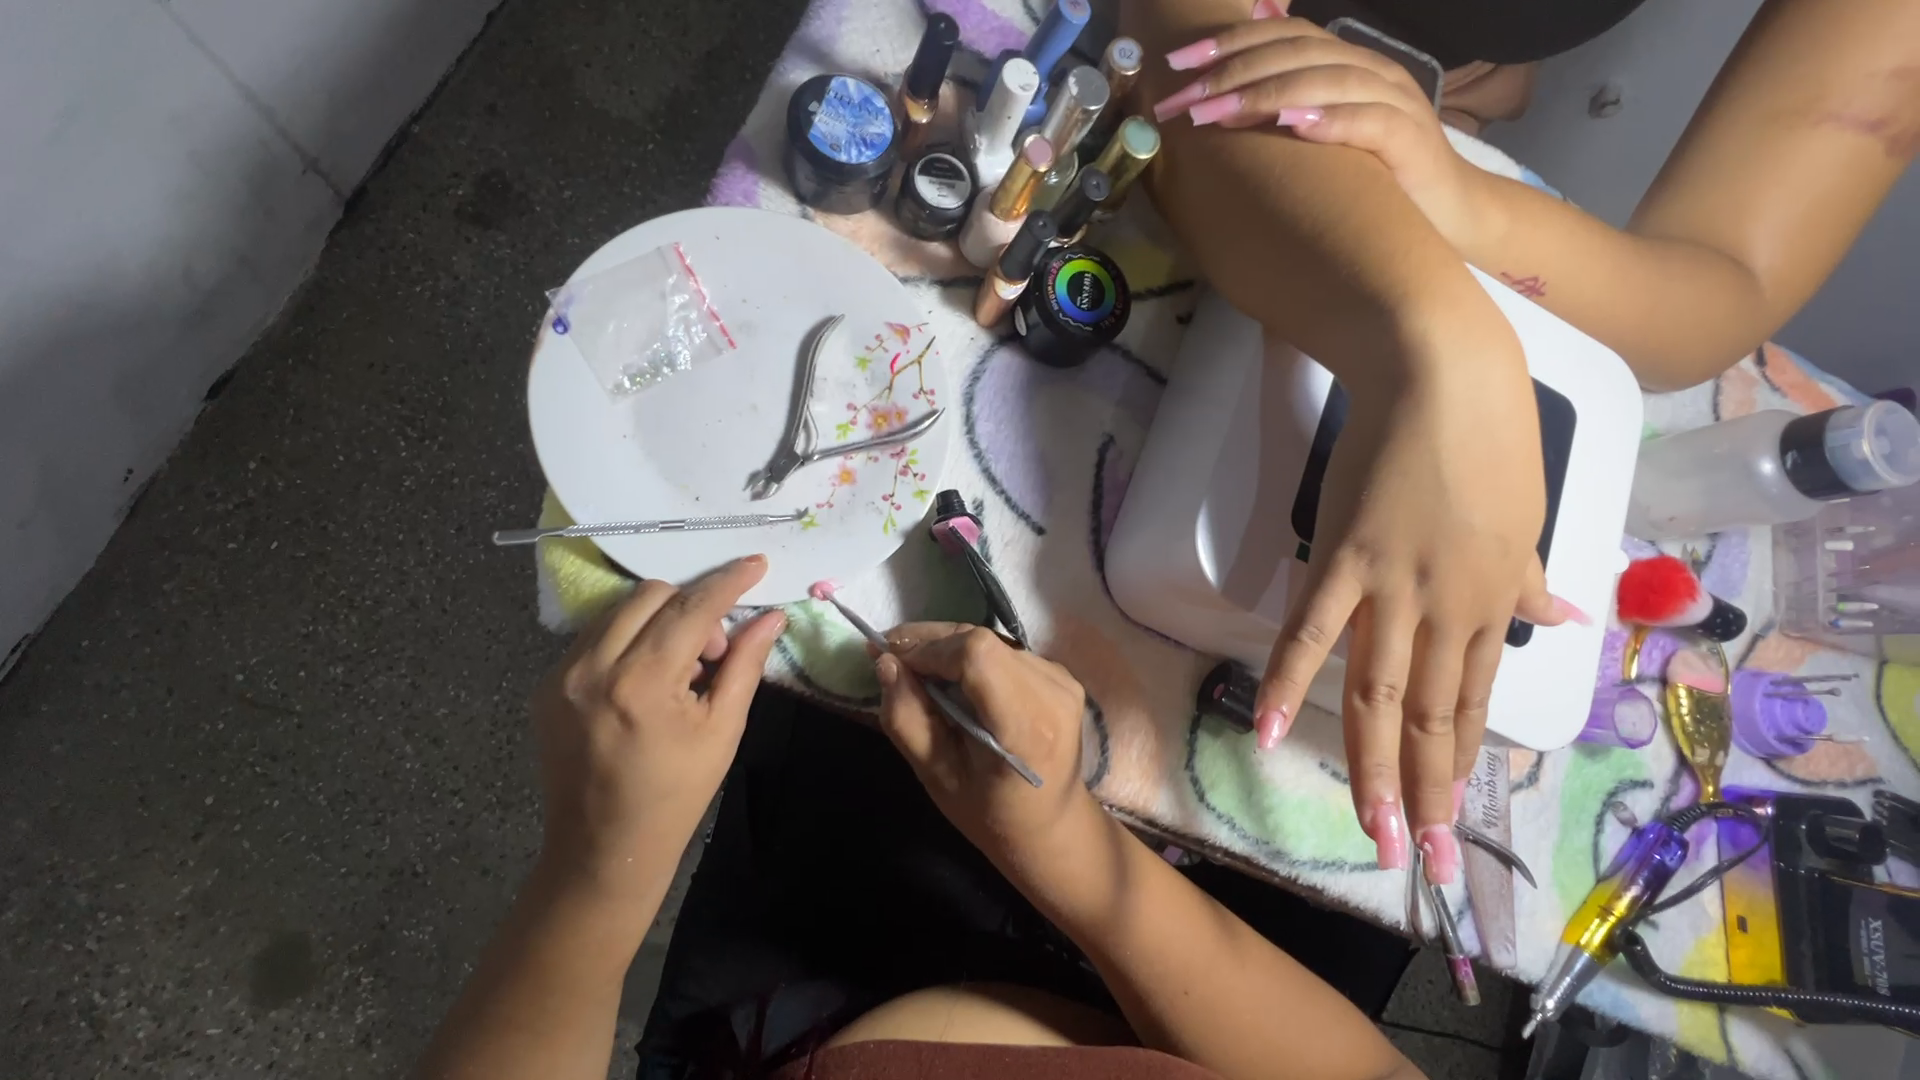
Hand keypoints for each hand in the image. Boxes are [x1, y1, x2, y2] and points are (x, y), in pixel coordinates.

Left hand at [529, 556, 785, 899]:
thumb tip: (772, 616)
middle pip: (652, 594)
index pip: (692, 608)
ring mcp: (561, 675)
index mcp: (642, 683)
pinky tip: (646, 677)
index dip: (728, 582)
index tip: (756, 564)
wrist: (602, 847)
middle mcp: (593, 667)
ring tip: (680, 667)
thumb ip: (745, 663)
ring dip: (660, 619)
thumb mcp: (723, 729)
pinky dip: (630, 638)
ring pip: (621, 609)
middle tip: (713, 651)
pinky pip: (596, 634)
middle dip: (693, 607)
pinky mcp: (546, 685)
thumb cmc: (676, 793)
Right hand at [875, 623, 1100, 872]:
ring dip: (948, 648)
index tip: (889, 659)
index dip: (928, 648)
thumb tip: (886, 663)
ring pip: (990, 641)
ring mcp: (1061, 680)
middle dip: (930, 642)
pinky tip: (950, 678)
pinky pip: (1003, 651)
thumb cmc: (989, 813)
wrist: (1049, 825)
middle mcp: (1052, 692)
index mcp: (1026, 726)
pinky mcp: (1060, 675)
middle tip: (891, 657)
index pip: (977, 655)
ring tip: (916, 668)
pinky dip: (970, 657)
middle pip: (981, 640)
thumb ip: (906, 719)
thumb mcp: (936, 777)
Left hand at [1152, 9, 1482, 248]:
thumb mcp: (1320, 136)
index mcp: (1343, 65)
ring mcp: (1391, 102)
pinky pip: (1369, 122)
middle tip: (1181, 96)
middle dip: (1230, 72)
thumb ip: (1283, 108)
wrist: (1446, 212)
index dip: (1228, 43)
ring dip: (1266, 95)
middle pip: (1294, 55)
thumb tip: (1229, 90)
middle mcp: (1367, 72)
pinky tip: (1295, 126)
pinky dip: (1331, 120)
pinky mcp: (1408, 141)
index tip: (1175, 65)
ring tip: (1217, 112)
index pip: (1282, 36)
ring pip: (1325, 82)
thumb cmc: (1372, 177)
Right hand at [1255, 330, 1582, 883]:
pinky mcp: (1344, 557)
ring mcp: (1397, 586)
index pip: (1472, 702)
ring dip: (1374, 763)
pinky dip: (1289, 679)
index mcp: (1496, 596)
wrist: (1442, 372)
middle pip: (1432, 714)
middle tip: (1408, 856)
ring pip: (1383, 691)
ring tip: (1366, 824)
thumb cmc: (1487, 432)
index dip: (1458, 768)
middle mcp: (1453, 606)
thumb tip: (1557, 613)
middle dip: (1421, 792)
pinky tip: (1268, 728)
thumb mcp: (1529, 509)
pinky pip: (1313, 627)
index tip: (1447, 824)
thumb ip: (1532, 571)